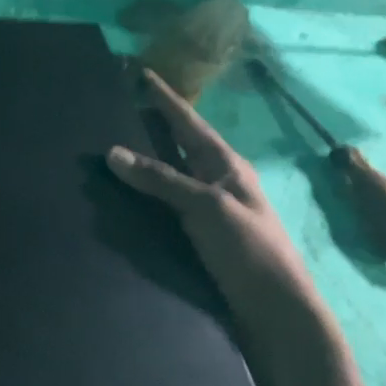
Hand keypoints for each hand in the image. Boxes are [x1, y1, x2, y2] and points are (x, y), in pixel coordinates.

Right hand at [108, 69, 319, 328]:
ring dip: (144, 158)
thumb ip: (160, 179)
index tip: (143, 73)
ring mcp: (209, 208)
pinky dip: (142, 190)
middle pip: (179, 144)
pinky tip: (120, 193)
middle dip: (151, 123)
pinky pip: (163, 201)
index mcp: (226, 167)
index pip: (189, 122)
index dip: (166, 98)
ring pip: (170, 172)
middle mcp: (218, 181)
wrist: (277, 312)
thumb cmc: (250, 250)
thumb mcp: (206, 208)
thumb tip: (111, 151)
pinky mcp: (199, 233)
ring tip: (108, 143)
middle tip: (117, 104)